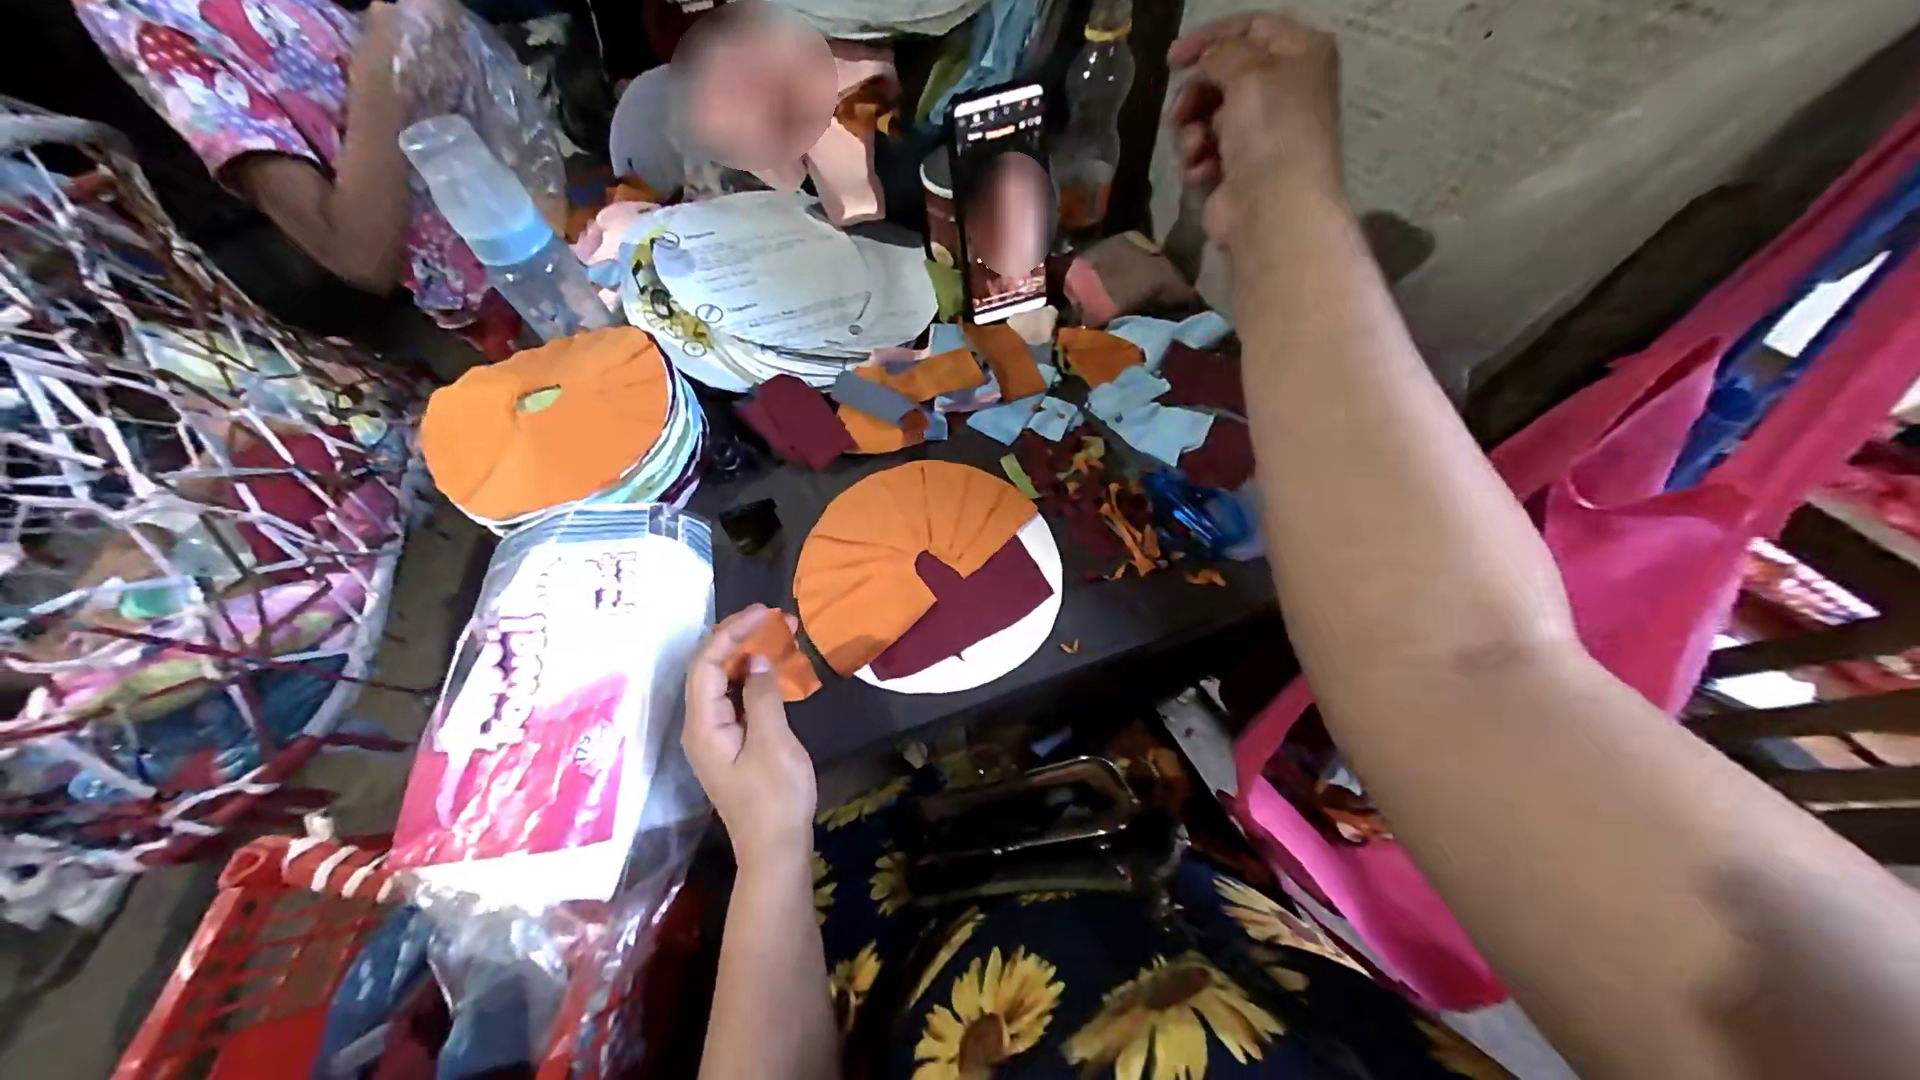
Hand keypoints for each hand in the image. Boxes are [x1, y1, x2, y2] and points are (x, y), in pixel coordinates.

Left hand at [683, 605, 817, 870]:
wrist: (775, 848)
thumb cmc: (775, 797)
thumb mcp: (773, 742)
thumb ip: (762, 695)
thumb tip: (756, 658)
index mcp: (703, 725)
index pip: (705, 664)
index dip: (731, 632)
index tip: (763, 612)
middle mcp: (701, 725)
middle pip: (709, 668)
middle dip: (738, 637)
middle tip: (774, 618)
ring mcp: (715, 734)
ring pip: (722, 680)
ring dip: (747, 654)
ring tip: (778, 633)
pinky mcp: (731, 741)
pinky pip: (734, 696)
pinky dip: (752, 675)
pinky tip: (773, 666)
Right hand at [1166, 12, 1343, 246]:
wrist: (1271, 209)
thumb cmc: (1269, 131)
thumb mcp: (1248, 72)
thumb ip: (1221, 53)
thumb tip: (1204, 61)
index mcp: (1300, 54)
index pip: (1250, 28)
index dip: (1209, 39)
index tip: (1172, 60)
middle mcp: (1283, 91)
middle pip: (1224, 77)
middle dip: (1195, 95)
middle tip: (1177, 114)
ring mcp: (1260, 134)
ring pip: (1209, 118)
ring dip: (1192, 132)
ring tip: (1194, 150)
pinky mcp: (1238, 170)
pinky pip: (1207, 153)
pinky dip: (1198, 161)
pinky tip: (1200, 173)